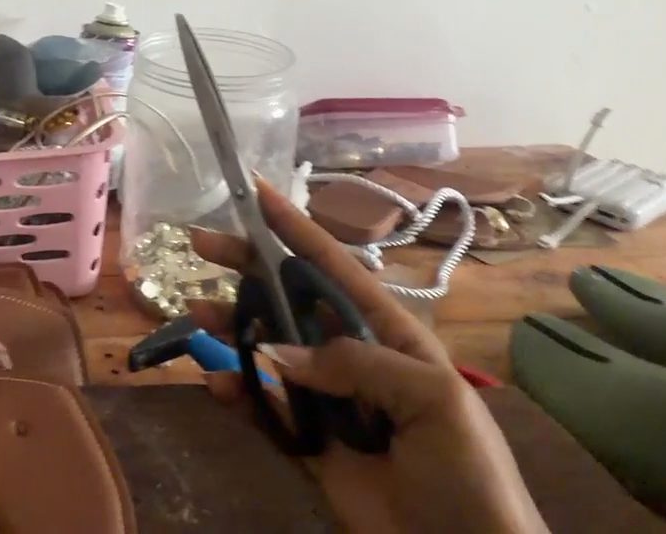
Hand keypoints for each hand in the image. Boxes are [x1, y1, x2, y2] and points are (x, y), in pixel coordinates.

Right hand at [187, 182, 547, 533]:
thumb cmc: (468, 475)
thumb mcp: (433, 402)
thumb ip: (357, 363)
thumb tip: (279, 352)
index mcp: (387, 334)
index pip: (332, 267)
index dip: (293, 227)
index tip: (254, 189)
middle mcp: (350, 355)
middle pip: (287, 298)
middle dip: (246, 267)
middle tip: (200, 244)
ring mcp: (324, 397)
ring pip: (266, 346)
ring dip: (231, 326)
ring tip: (196, 314)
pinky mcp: (305, 440)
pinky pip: (261, 404)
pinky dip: (235, 389)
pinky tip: (218, 384)